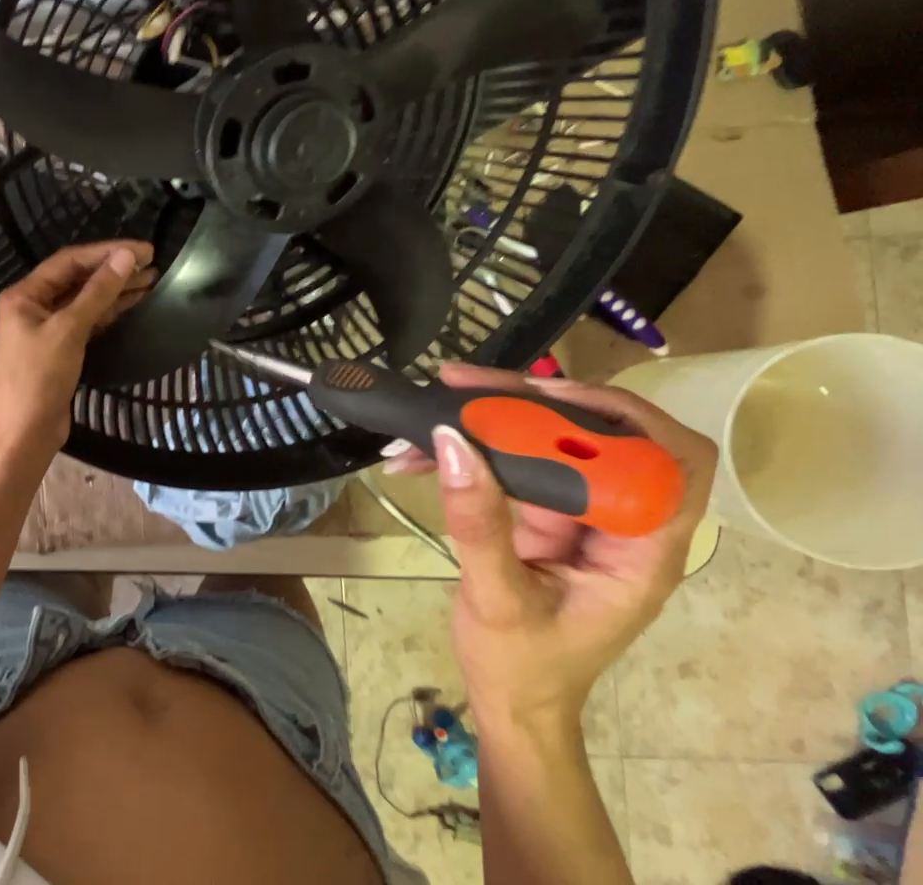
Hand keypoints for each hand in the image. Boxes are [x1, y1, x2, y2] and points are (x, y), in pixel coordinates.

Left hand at [0, 241, 155, 458]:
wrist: (24, 433)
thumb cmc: (39, 378)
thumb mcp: (69, 330)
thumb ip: (98, 292)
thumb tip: (126, 257)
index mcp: (23, 295)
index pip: (68, 261)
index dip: (106, 252)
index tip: (142, 250)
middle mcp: (30, 307)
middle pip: (76, 279)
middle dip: (112, 270)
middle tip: (152, 264)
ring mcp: (43, 329)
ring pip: (83, 301)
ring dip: (114, 290)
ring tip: (151, 281)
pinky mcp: (57, 350)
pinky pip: (84, 322)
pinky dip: (107, 312)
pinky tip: (132, 304)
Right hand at [388, 363, 716, 733]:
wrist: (513, 703)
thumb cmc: (522, 667)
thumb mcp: (497, 599)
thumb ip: (478, 524)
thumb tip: (453, 443)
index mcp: (641, 551)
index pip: (667, 463)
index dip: (620, 418)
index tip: (545, 397)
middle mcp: (621, 524)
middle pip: (602, 438)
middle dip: (534, 404)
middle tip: (466, 383)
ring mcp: (581, 519)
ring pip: (552, 446)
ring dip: (492, 422)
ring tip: (431, 407)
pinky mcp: (544, 519)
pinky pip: (514, 469)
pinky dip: (469, 455)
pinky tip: (419, 455)